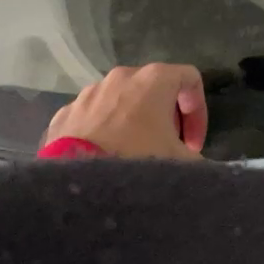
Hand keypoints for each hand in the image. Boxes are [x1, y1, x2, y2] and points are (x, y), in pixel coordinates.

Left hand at [44, 63, 207, 159]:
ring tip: (133, 155)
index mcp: (155, 78)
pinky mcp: (65, 114)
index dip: (199, 111)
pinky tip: (103, 159)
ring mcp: (89, 93)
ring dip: (133, 123)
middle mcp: (122, 76)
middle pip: (155, 89)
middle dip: (166, 118)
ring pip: (121, 101)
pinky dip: (103, 132)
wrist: (78, 187)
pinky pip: (92, 117)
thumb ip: (196, 159)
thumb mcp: (182, 164)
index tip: (193, 144)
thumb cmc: (138, 161)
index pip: (191, 80)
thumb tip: (194, 164)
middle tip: (167, 149)